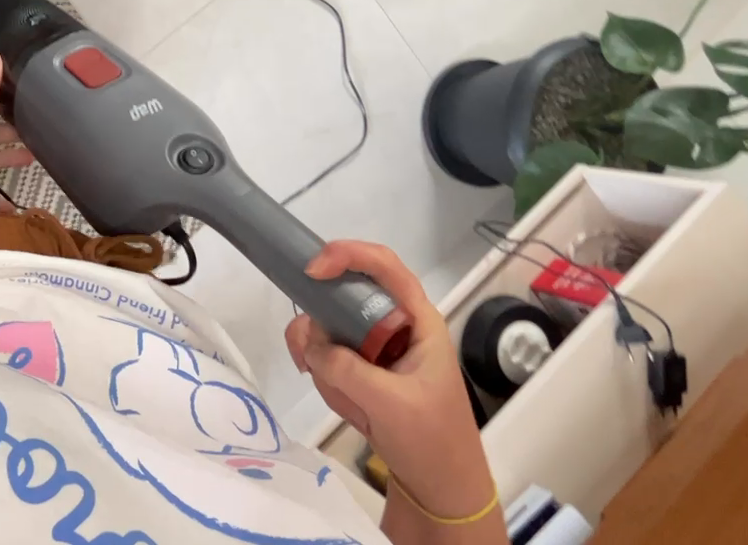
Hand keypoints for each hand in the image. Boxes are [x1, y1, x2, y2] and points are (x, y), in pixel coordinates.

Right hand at [283, 242, 494, 520]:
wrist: (439, 492)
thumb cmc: (432, 442)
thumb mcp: (390, 404)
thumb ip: (344, 367)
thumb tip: (308, 341)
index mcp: (418, 321)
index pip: (384, 265)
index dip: (348, 255)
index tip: (314, 272)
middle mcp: (394, 324)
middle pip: (342, 293)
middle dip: (321, 323)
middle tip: (308, 351)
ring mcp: (374, 345)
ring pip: (326, 325)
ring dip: (322, 359)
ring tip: (341, 396)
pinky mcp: (358, 366)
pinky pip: (324, 353)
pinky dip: (321, 373)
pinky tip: (337, 399)